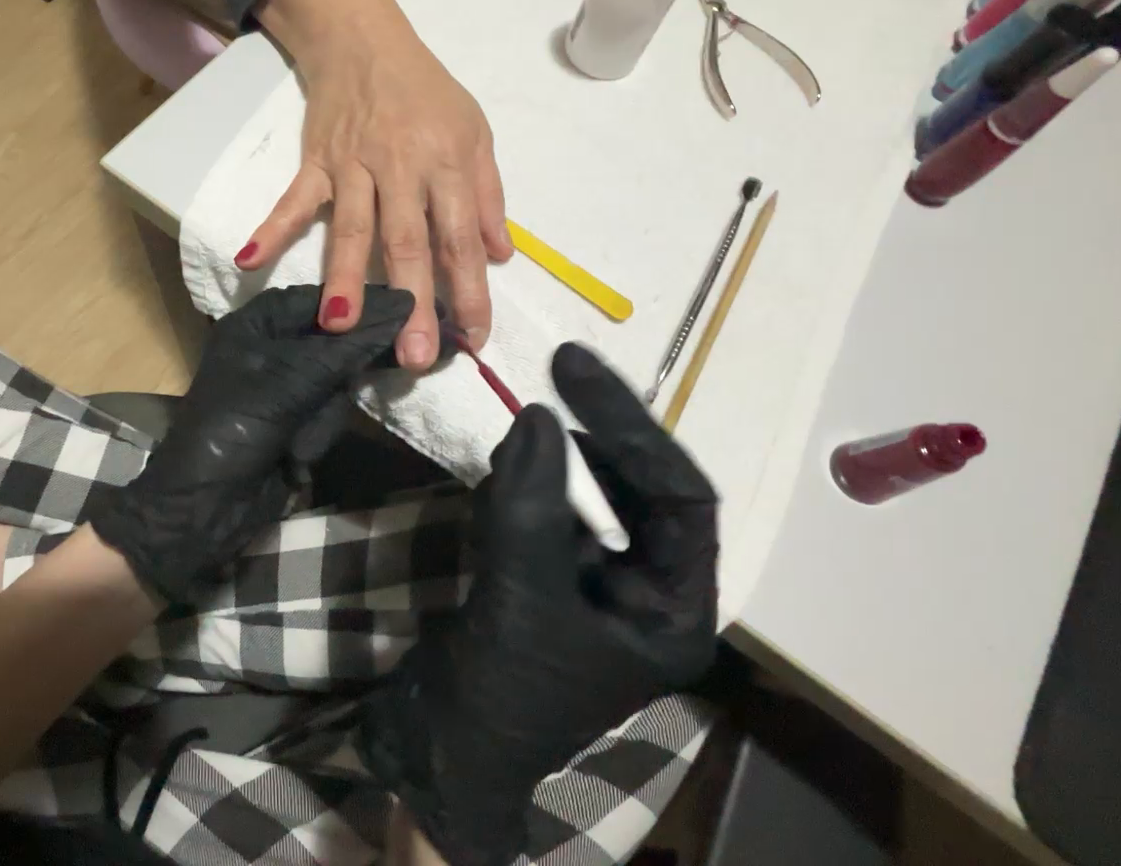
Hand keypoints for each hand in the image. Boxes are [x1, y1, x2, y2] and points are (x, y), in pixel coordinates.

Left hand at [88, 284, 411, 602]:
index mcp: (254, 324)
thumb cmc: (235, 428)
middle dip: (362, 345)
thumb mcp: (288, 383)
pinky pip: (330, 405)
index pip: (318, 299)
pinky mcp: (297, 419)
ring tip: (349, 400)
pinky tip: (322, 430)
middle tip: (413, 341)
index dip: (362, 301)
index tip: (410, 302)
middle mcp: (270, 347)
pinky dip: (331, 418)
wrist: (204, 506)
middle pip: (333, 333)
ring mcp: (284, 385)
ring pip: (338, 371)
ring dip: (341, 394)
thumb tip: (400, 314)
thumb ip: (344, 350)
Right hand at [246, 0, 510, 371]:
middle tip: (413, 356)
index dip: (470, 291)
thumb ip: (486, 196)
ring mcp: (353, 166)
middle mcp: (401, 168)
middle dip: (412, 301)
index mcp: (447, 163)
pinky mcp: (316, 162)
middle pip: (407, 242)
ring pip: (352, 227)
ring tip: (339, 325)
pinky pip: (293, 199)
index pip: (461, 238)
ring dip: (344, 276)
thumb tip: (499, 255)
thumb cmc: (427, 94)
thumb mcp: (475, 133)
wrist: (364, 41)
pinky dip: (271, 227)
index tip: (473, 339)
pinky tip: (250, 258)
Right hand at [360, 343, 718, 865]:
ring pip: (588, 494)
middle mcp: (645, 588)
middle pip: (637, 488)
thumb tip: (538, 416)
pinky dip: (520, 488)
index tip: (577, 371)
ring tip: (509, 455)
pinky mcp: (546, 576)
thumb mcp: (524, 596)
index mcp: (673, 608)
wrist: (439, 749)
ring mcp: (594, 581)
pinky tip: (494, 490)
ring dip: (548, 466)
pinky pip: (546, 512)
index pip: (681, 497)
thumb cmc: (503, 694)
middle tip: (551, 380)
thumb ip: (533, 504)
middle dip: (594, 439)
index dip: (634, 427)